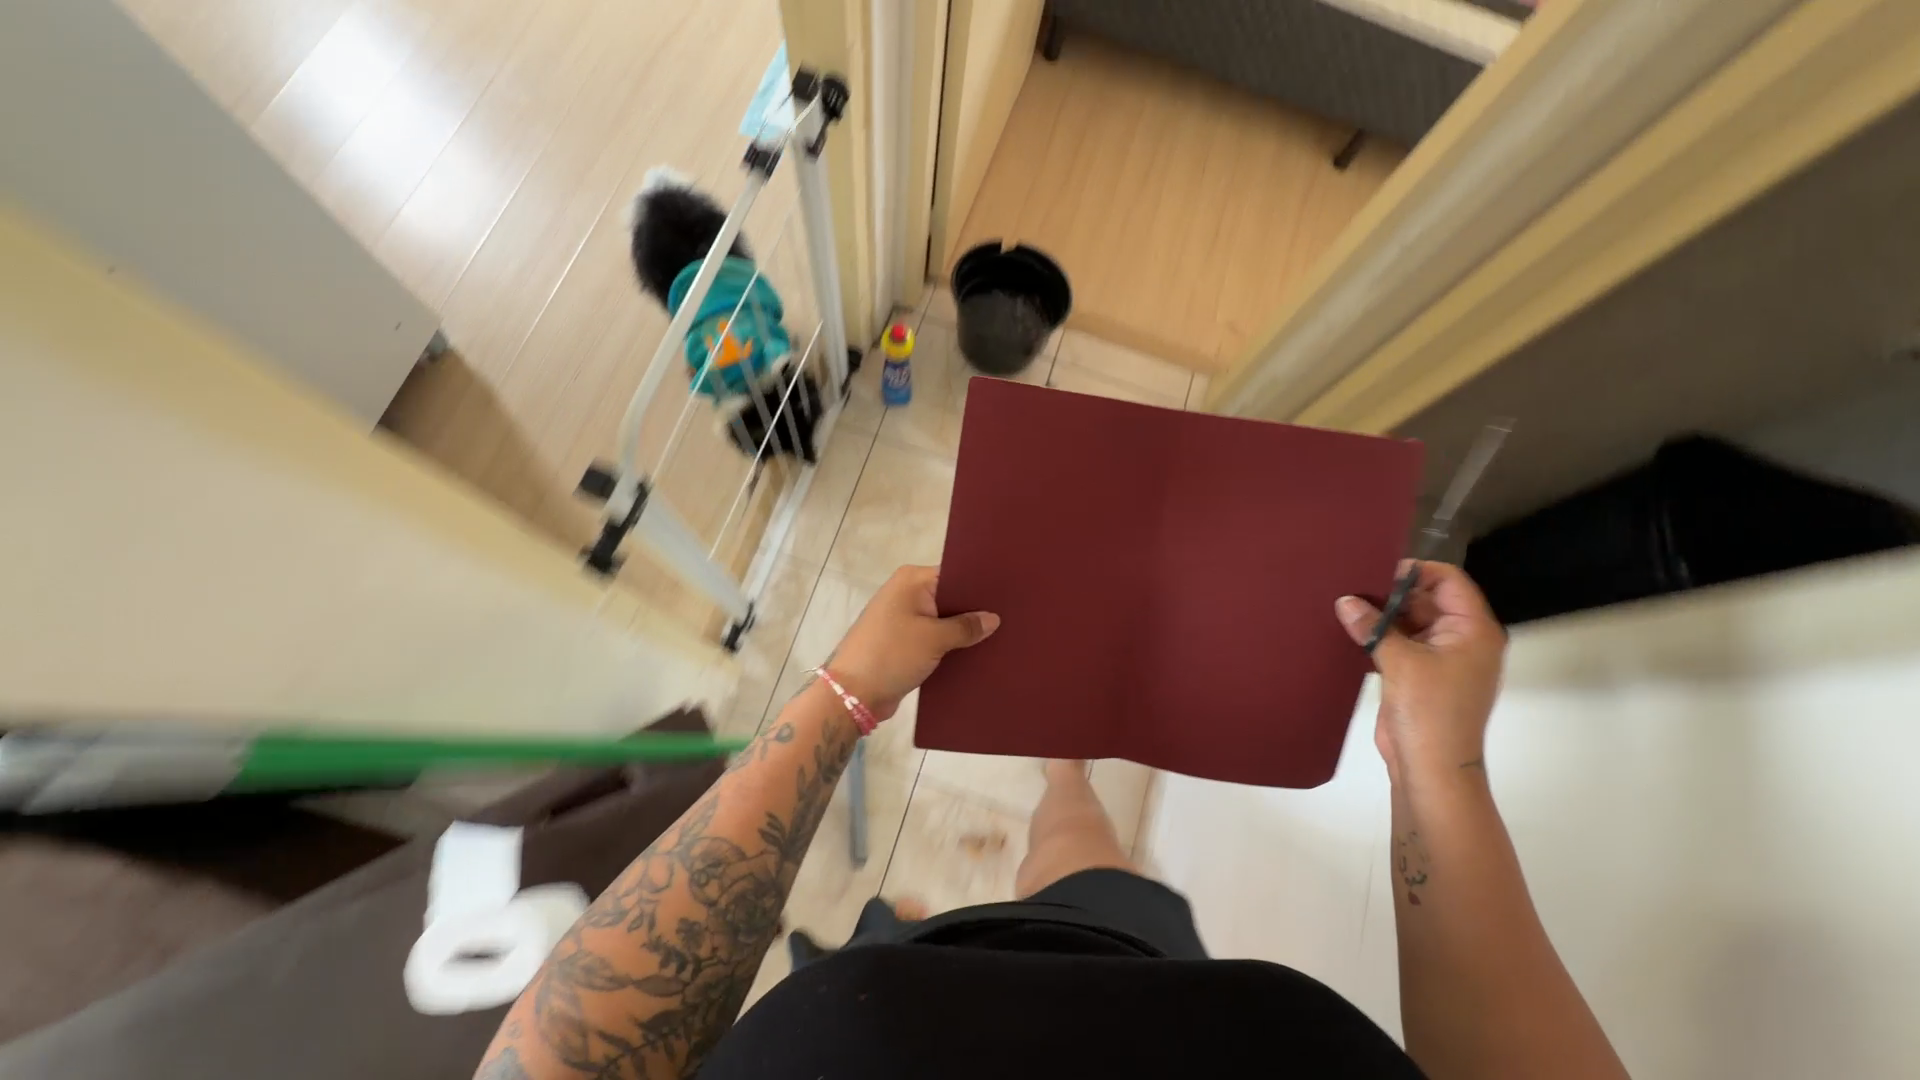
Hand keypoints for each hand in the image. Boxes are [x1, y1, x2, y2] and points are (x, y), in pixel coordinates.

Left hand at [826, 565, 999, 719]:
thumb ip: (966, 626)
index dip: (980, 585)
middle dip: (974, 610)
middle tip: (1011, 617)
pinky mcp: (904, 641)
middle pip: (950, 596)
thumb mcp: (934, 639)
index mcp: (912, 580)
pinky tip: (977, 653)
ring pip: (944, 619)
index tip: (1008, 595)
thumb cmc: (892, 655)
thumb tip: (992, 618)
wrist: (854, 693)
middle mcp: (907, 592)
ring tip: (1002, 636)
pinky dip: (950, 644)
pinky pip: (934, 637)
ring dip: (963, 630)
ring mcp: (904, 618)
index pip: (955, 573)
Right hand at [1335, 560, 1505, 784]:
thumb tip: (1345, 601)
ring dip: (1381, 616)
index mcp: (1473, 630)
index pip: (1448, 581)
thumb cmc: (1430, 710)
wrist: (1431, 767)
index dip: (1415, 571)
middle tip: (1351, 585)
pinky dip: (1378, 637)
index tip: (1376, 569)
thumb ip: (1373, 627)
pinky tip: (1349, 631)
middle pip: (1427, 600)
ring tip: (1345, 604)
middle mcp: (1461, 639)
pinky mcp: (1420, 675)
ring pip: (1409, 622)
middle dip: (1391, 594)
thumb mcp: (1401, 662)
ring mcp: (1441, 658)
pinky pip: (1400, 644)